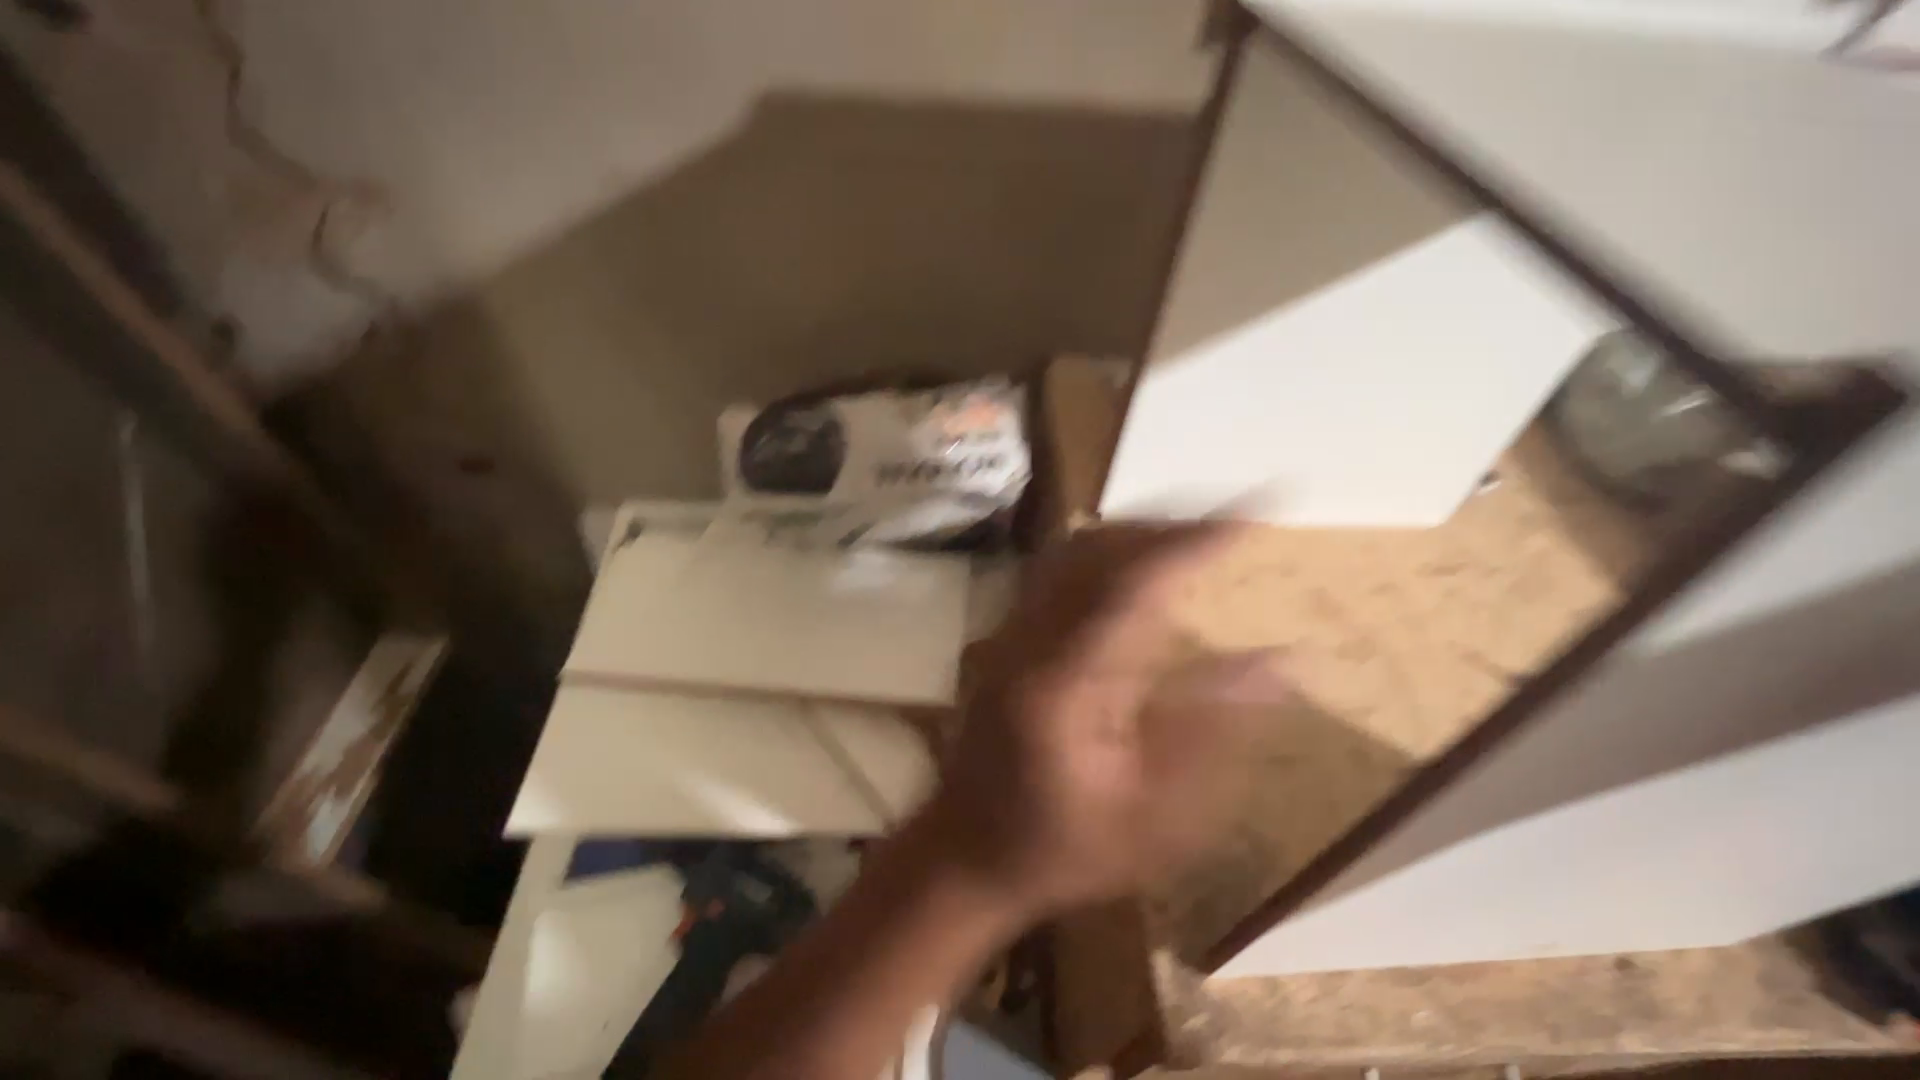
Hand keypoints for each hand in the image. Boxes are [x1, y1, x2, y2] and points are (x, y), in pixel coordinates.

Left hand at [914, 526, 1287, 917]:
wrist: (963, 856)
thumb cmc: (1063, 850)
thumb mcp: (1157, 818)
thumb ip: (1214, 732)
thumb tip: (1278, 661)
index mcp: (1067, 683)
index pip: (1133, 581)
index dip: (1194, 538)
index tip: (1254, 513)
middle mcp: (1030, 640)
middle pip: (1099, 547)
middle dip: (1171, 522)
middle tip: (1232, 522)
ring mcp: (1008, 634)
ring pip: (1073, 549)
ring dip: (1137, 531)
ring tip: (1195, 535)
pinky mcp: (1002, 639)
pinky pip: (1056, 568)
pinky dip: (1106, 551)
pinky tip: (1138, 567)